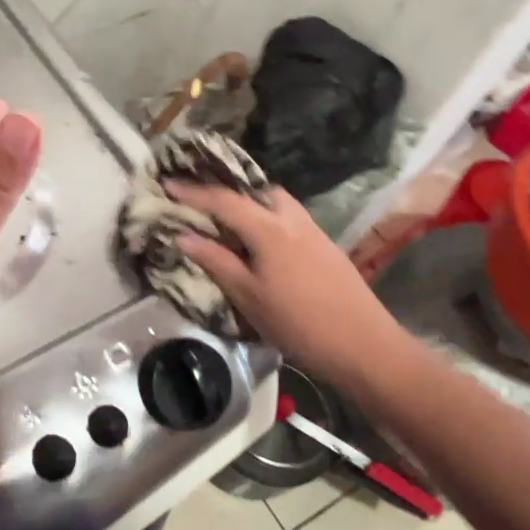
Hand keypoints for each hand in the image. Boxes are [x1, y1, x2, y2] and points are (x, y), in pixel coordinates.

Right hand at [168, 182, 402, 376]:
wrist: (363, 345)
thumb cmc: (298, 323)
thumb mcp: (247, 295)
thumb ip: (215, 261)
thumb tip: (183, 235)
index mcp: (269, 228)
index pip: (224, 200)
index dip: (193, 192)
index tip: (167, 184)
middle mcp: (293, 219)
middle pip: (255, 192)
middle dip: (226, 191)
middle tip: (200, 199)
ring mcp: (313, 231)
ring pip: (276, 204)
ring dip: (250, 205)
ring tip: (227, 221)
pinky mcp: (325, 246)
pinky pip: (288, 219)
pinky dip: (267, 219)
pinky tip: (259, 243)